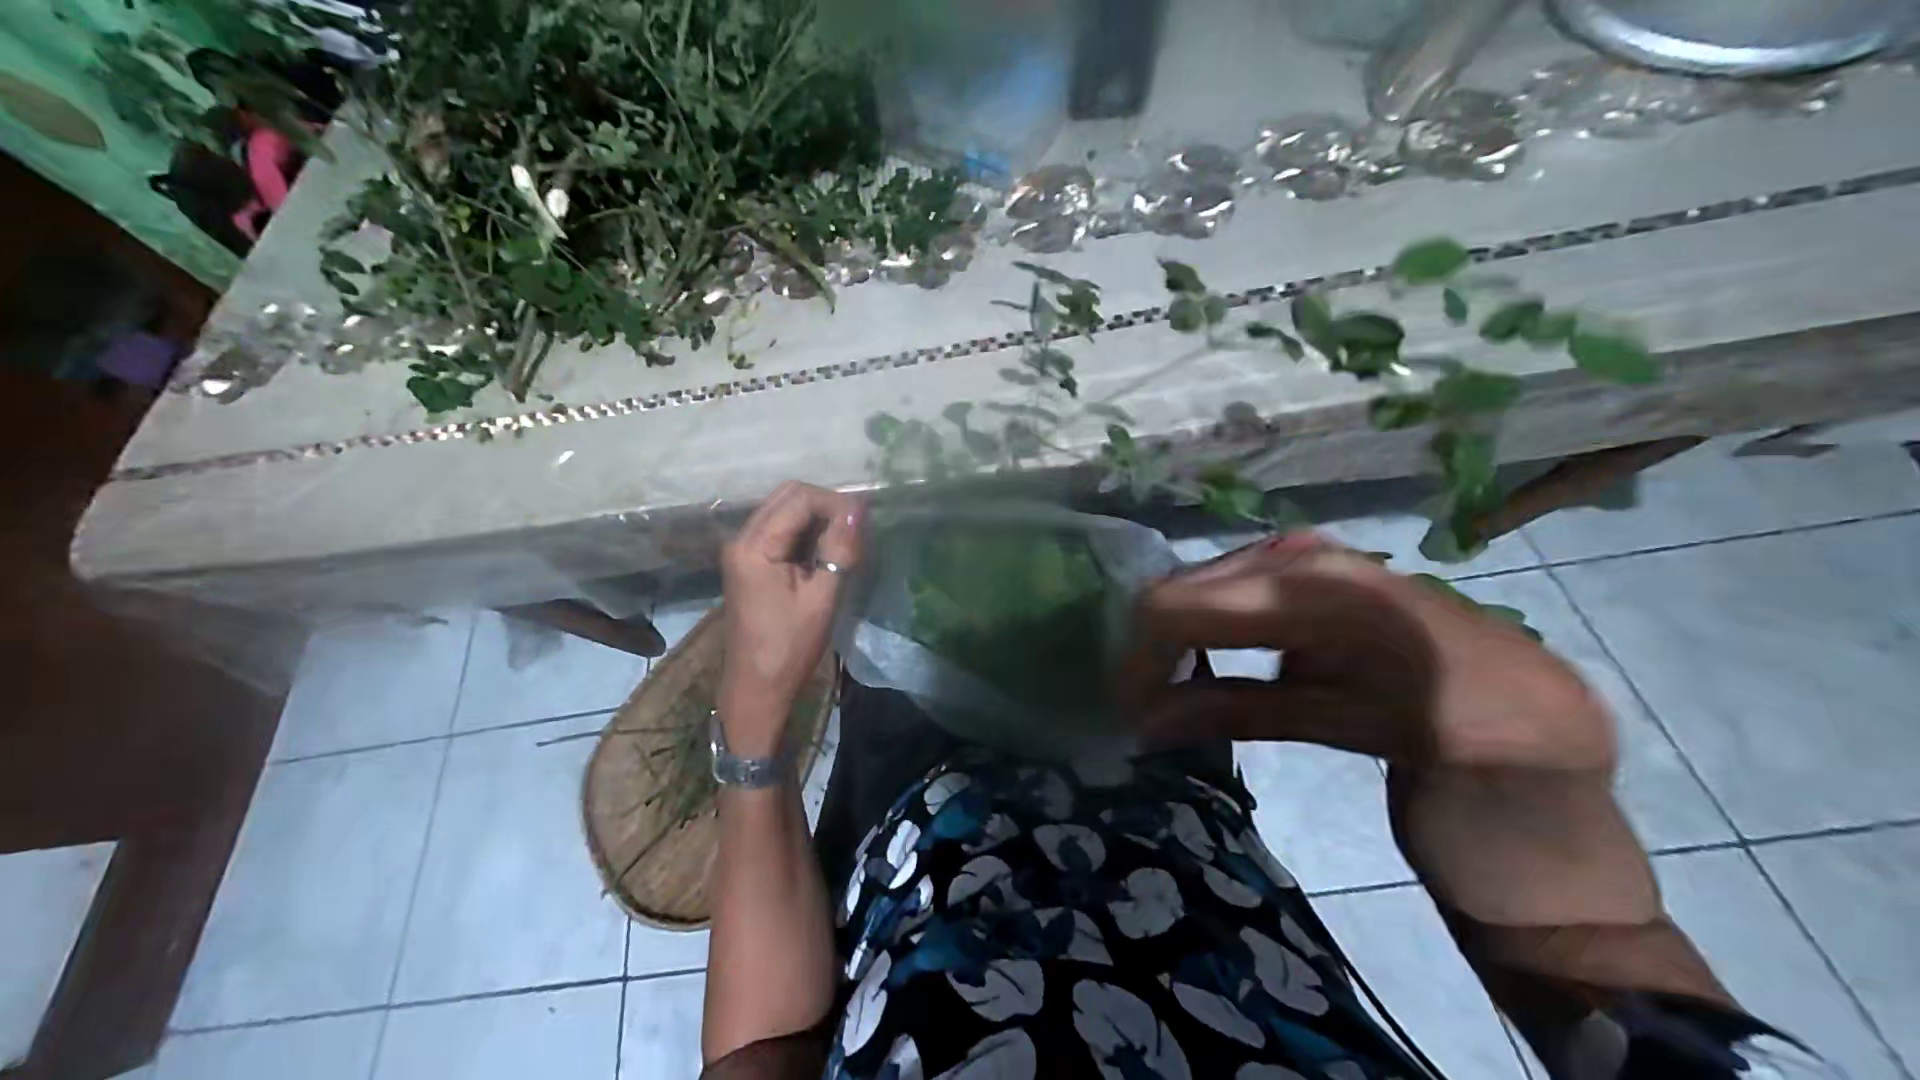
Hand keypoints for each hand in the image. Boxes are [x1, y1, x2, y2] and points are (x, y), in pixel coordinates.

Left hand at [717, 482, 862, 757]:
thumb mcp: (822, 598)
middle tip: (856, 528)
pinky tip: (826, 549)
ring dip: (816, 516)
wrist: (756, 686)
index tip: (865, 522)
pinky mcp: (748, 560)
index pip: (799, 499)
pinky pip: (779, 528)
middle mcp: (742, 538)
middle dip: (825, 503)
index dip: (835, 502)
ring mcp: (742, 549)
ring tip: (846, 538)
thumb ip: (839, 549)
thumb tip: (858, 508)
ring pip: (782, 508)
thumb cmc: (790, 647)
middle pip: (786, 495)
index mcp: (755, 547)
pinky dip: (804, 530)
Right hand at [1123, 532, 1654, 926]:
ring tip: (1162, 690)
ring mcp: (1318, 557)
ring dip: (1176, 636)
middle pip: (1189, 588)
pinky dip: (1207, 626)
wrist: (1556, 737)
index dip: (1143, 657)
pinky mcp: (1319, 572)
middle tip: (1138, 710)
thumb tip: (1138, 721)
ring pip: (1207, 585)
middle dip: (1152, 646)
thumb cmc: (1468, 752)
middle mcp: (1315, 555)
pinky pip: (1237, 588)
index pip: (1189, 606)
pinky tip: (1203, 662)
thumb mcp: (1345, 733)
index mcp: (1327, 591)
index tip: (1128, 713)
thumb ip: (1234, 713)